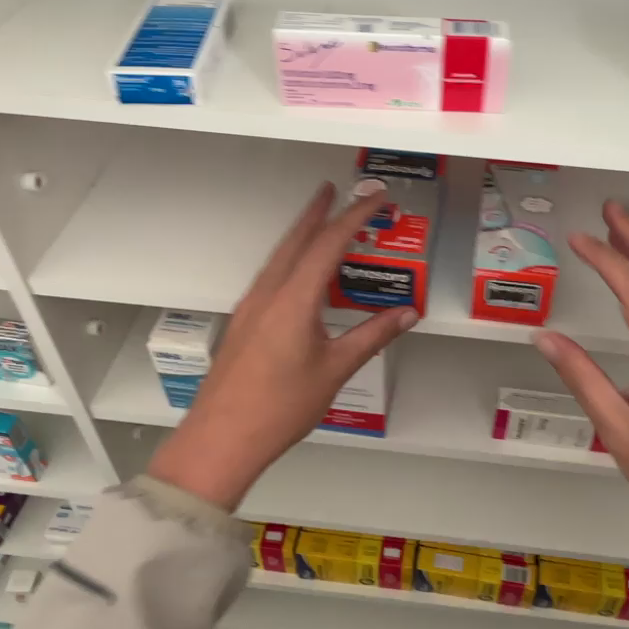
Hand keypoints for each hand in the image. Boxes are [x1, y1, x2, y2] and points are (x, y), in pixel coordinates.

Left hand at [147, 182, 419, 510]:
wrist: (222, 439)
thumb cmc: (280, 407)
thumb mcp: (335, 370)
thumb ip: (372, 336)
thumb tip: (406, 314)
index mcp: (293, 299)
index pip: (328, 243)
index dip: (355, 216)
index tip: (376, 198)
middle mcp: (267, 293)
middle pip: (295, 240)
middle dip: (317, 212)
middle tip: (334, 189)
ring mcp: (250, 307)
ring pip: (279, 256)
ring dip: (300, 233)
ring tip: (318, 219)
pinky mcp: (243, 322)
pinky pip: (269, 275)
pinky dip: (289, 259)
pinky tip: (298, 271)